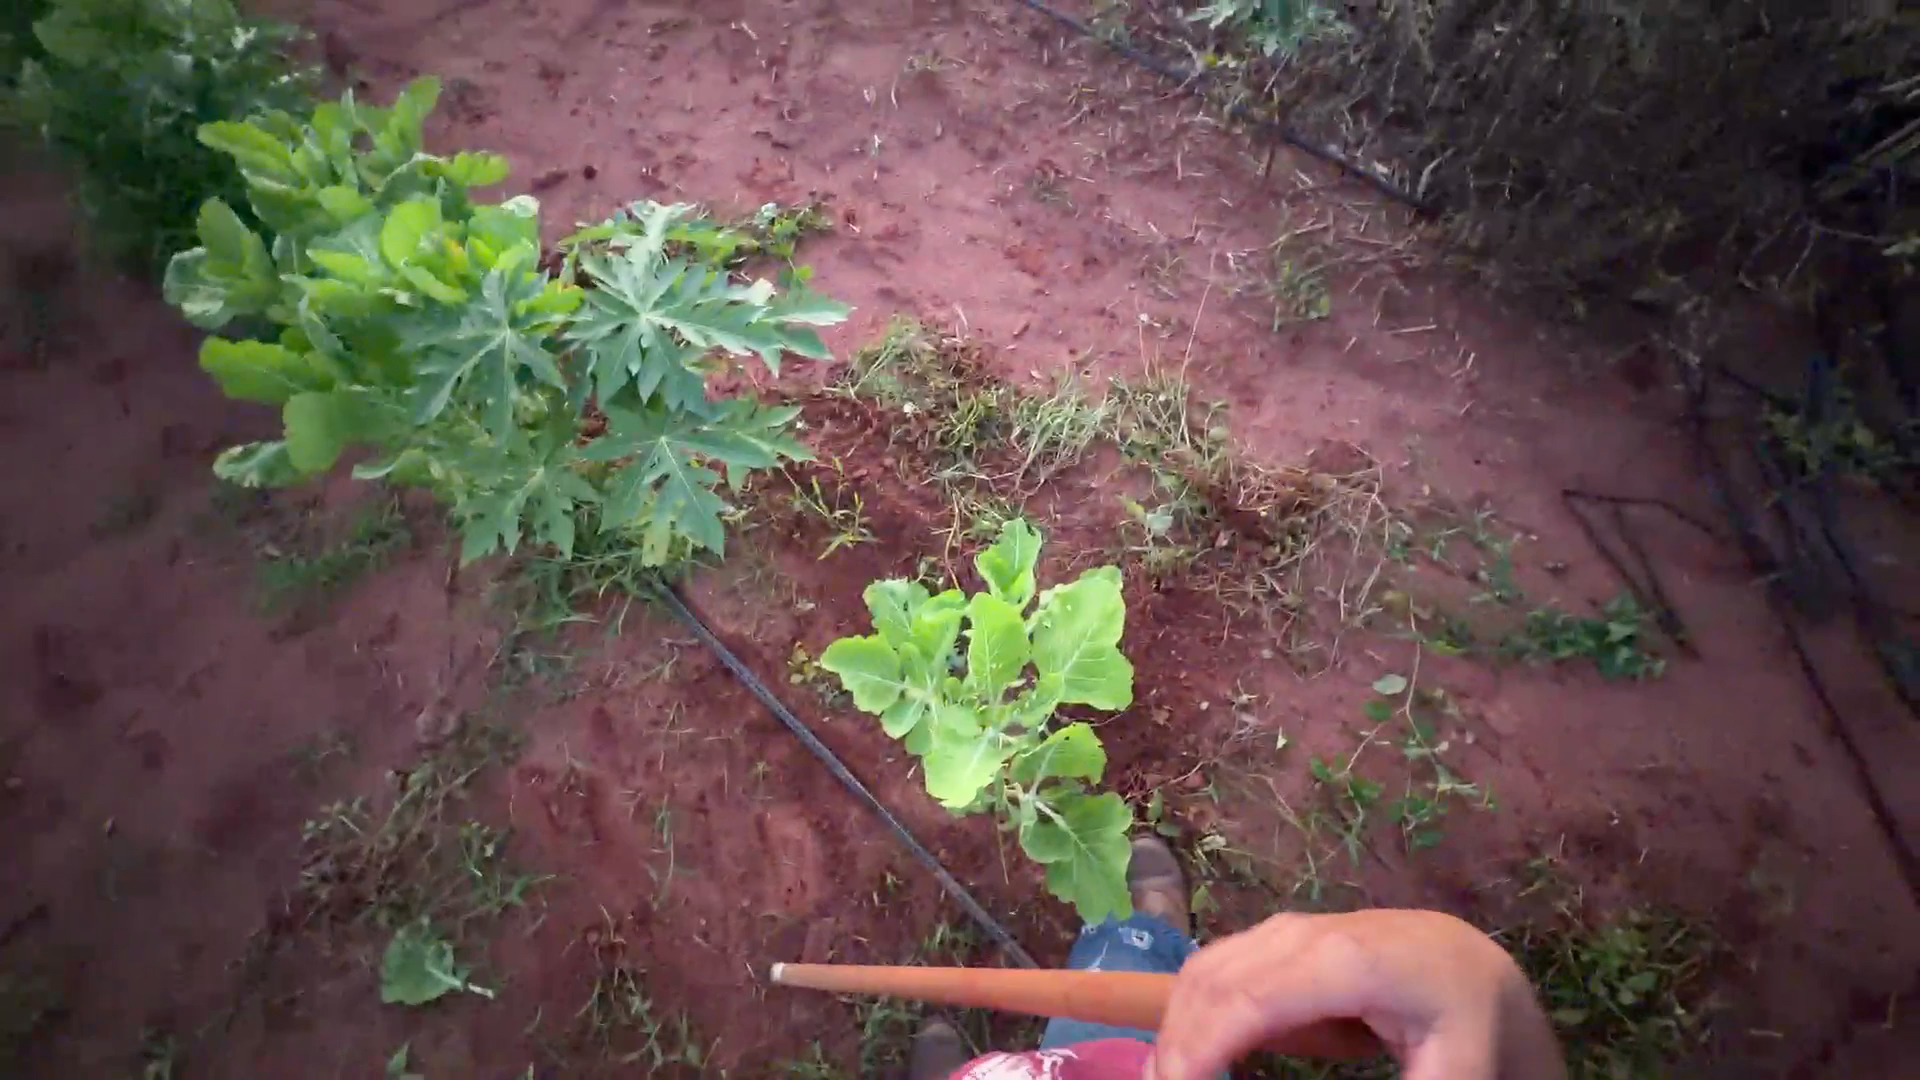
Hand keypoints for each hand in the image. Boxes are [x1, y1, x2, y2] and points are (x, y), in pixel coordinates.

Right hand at [1150, 909, 1565, 1079]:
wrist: (1461, 955)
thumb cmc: (1465, 1019)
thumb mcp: (1458, 1076)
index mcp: (1342, 964)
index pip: (1249, 1001)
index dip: (1203, 1045)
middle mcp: (1296, 935)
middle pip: (1213, 980)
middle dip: (1177, 1041)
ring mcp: (1278, 930)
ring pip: (1203, 968)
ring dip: (1176, 1023)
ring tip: (1168, 1076)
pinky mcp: (1270, 937)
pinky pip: (1215, 966)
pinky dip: (1190, 1006)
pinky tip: (1187, 1046)